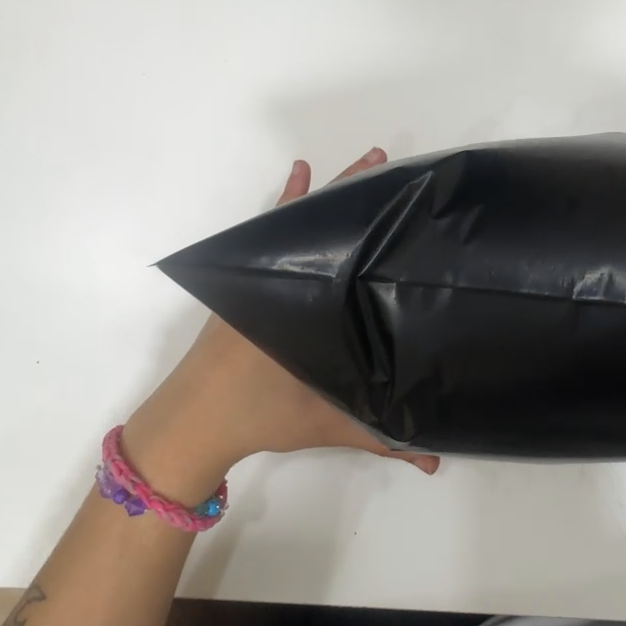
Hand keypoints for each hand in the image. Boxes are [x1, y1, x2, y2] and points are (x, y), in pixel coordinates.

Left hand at [121, 149, 438, 504]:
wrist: (190, 424)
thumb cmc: (258, 415)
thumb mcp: (326, 424)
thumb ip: (382, 441)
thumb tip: (435, 463)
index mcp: (307, 307)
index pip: (348, 259)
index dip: (377, 226)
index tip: (409, 198)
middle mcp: (285, 282)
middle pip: (327, 229)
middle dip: (362, 194)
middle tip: (394, 166)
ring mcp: (261, 277)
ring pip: (301, 224)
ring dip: (333, 193)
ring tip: (369, 162)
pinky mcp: (246, 281)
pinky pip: (271, 232)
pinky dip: (289, 203)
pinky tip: (301, 174)